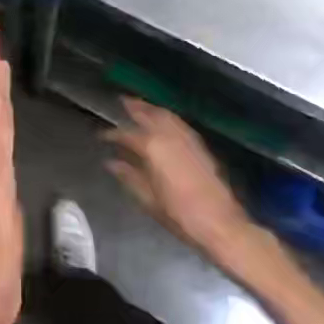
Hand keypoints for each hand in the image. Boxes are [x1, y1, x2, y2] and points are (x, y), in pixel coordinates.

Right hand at [105, 98, 250, 257]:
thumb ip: (129, 176)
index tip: (102, 135)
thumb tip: (111, 162)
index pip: (127, 134)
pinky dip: (167, 116)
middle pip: (148, 113)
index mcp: (152, 147)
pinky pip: (178, 122)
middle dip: (134, 106)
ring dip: (151, 108)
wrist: (220, 224)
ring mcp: (186, 137)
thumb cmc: (180, 214)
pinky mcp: (199, 144)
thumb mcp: (148, 199)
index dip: (112, 134)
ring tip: (141, 105)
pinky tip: (164, 120)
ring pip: (165, 114)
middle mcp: (168, 135)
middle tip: (122, 100)